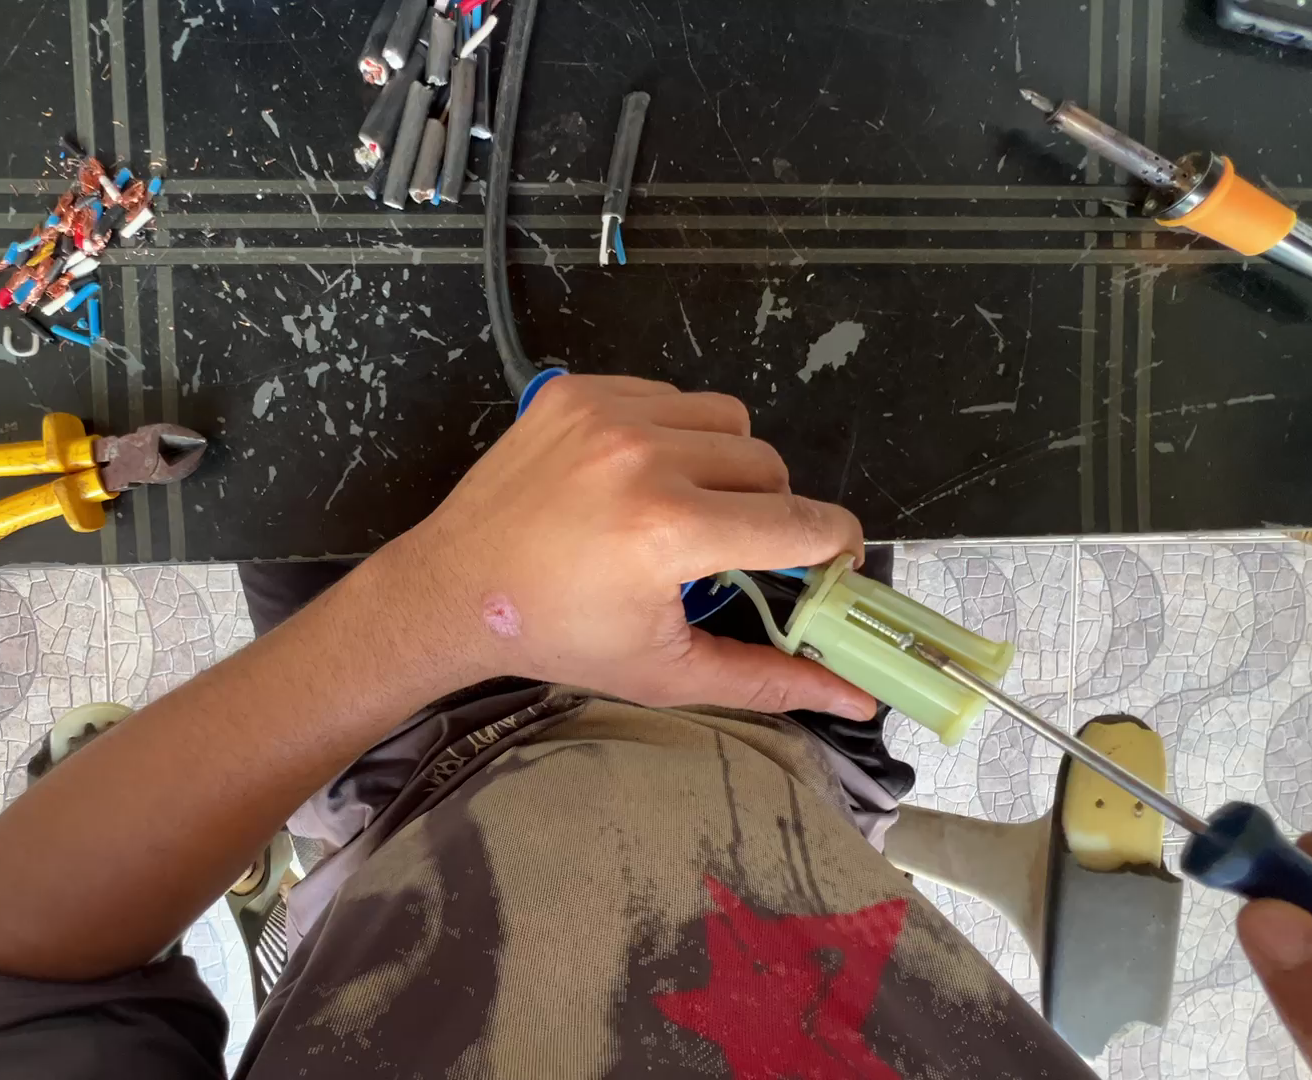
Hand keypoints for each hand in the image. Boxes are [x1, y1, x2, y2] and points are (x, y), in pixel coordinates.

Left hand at [370, 374, 874, 718]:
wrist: (455, 589)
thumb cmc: (559, 638)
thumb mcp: (665, 671)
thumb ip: (768, 681)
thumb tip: (856, 699)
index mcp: (669, 530)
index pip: (804, 523)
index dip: (832, 548)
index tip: (823, 566)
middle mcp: (643, 455)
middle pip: (769, 466)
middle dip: (768, 513)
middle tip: (727, 550)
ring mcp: (605, 412)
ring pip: (726, 419)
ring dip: (724, 464)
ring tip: (684, 506)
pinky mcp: (576, 391)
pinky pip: (667, 396)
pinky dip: (672, 433)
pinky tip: (636, 475)